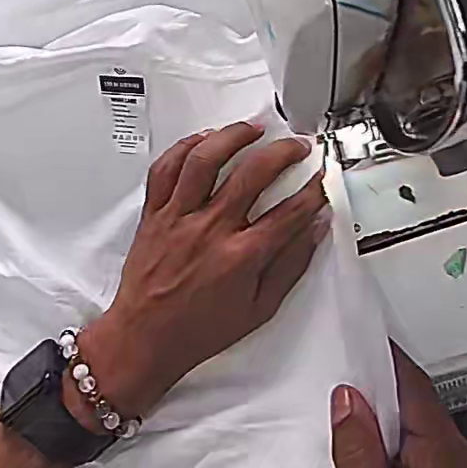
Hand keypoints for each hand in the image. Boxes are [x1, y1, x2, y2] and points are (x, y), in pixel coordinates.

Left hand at [80, 121, 330, 419]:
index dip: (313, 191)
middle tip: (296, 146)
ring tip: (252, 129)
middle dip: (284, 152)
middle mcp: (210, 231)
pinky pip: (165, 169)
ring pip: (205, 160)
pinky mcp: (154, 215)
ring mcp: (179, 218)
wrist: (144, 338)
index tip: (321, 180)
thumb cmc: (197, 329)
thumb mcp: (259, 308)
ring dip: (232, 136)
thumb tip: (314, 231)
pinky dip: (184, 148)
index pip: (289, 212)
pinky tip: (202, 140)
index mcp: (240, 257)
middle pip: (253, 173)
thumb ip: (291, 265)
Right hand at [330, 345, 466, 467]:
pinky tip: (361, 454)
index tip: (345, 332)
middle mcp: (466, 459)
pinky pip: (420, 455)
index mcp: (449, 457)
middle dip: (372, 390)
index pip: (413, 386)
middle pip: (414, 406)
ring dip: (379, 422)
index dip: (380, 357)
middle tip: (323, 373)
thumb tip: (345, 394)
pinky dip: (390, 448)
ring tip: (333, 412)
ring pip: (415, 432)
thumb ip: (357, 457)